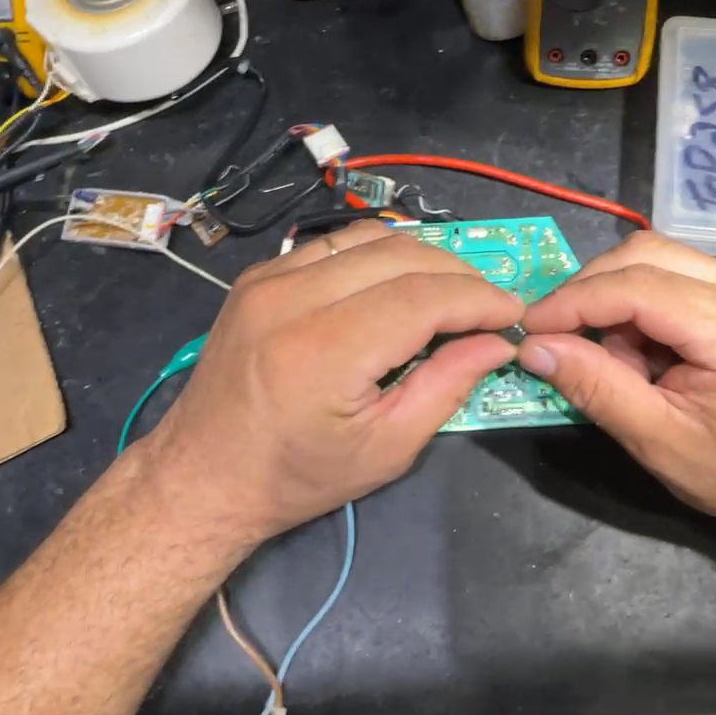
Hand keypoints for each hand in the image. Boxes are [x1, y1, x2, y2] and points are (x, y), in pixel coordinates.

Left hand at [139, 220, 522, 543]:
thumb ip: (447, 385)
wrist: (203, 475)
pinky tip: (394, 286)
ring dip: (421, 259)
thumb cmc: (298, 476)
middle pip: (402, 255)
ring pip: (370, 237)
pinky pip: (335, 245)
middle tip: (487, 306)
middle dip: (459, 274)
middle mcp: (293, 297)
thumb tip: (497, 342)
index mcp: (325, 350)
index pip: (423, 297)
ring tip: (448, 293)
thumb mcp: (387, 448)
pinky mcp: (259, 275)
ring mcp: (270, 278)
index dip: (478, 299)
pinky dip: (378, 256)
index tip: (512, 314)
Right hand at [516, 232, 715, 531]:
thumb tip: (533, 348)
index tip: (529, 328)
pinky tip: (641, 351)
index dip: (574, 301)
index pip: (639, 286)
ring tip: (613, 358)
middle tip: (559, 339)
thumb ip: (596, 388)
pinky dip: (639, 305)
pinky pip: (674, 274)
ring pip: (656, 258)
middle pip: (647, 254)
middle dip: (590, 291)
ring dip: (614, 298)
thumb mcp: (659, 442)